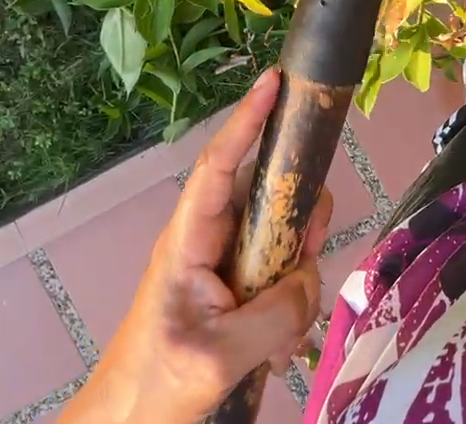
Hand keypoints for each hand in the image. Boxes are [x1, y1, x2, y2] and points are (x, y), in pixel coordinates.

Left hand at [62, 70, 332, 423]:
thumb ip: (276, 312)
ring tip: (284, 328)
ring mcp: (227, 260)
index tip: (273, 80)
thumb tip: (310, 276)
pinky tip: (278, 342)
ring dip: (299, 269)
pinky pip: (284, 269)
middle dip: (299, 212)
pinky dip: (294, 297)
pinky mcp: (240, 284)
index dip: (246, 120)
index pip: (218, 165)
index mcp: (189, 240)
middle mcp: (211, 237)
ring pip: (284, 231)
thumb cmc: (155, 386)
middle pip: (268, 192)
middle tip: (309, 250)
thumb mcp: (218, 357)